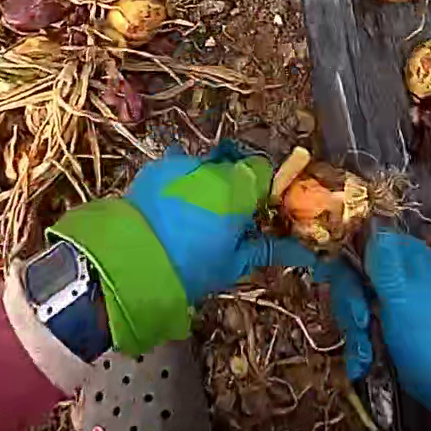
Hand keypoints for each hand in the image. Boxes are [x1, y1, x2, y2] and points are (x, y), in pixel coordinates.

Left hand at [125, 139, 373, 378]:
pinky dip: (182, 184)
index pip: (264, 172)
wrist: (127, 263)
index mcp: (238, 187)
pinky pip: (181, 170)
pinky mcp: (158, 167)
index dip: (263, 191)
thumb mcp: (232, 263)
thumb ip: (266, 248)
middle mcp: (213, 166)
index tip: (257, 212)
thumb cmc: (189, 267)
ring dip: (207, 185)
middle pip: (235, 168)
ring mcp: (183, 163)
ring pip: (207, 168)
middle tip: (225, 220)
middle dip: (234, 188)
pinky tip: (172, 210)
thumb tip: (303, 251)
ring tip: (194, 217)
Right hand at [364, 227, 430, 430]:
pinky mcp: (389, 323)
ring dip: (353, 328)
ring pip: (354, 297)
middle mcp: (399, 270)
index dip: (345, 256)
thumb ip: (381, 260)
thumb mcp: (402, 299)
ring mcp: (394, 297)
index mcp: (407, 255)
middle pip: (353, 269)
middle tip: (360, 323)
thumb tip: (369, 218)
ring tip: (364, 354)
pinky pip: (361, 322)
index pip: (363, 236)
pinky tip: (364, 362)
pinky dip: (359, 342)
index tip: (342, 282)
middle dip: (350, 300)